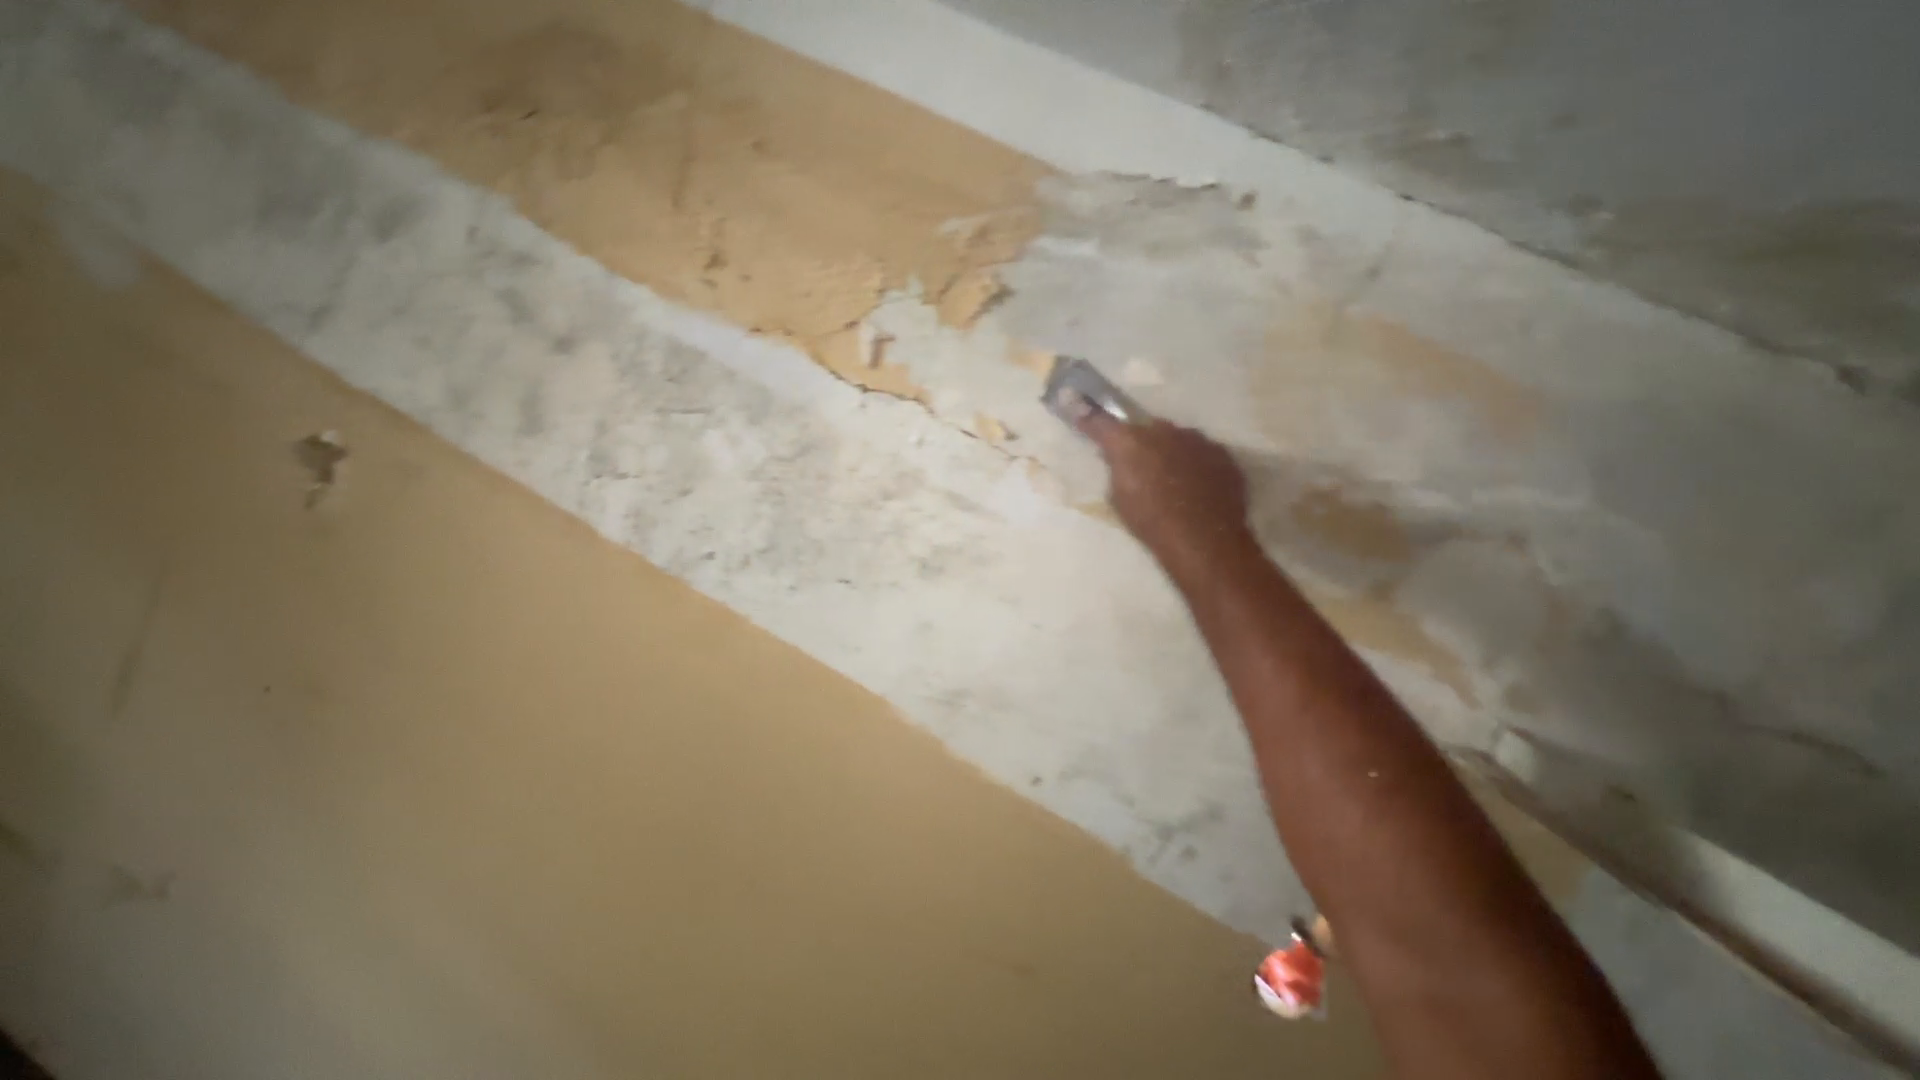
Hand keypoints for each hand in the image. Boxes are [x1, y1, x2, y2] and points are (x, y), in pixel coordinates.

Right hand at [1075, 408, 1253, 572]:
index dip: (1089, 415)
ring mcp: (1198, 440)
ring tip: (1173, 480)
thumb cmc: (1150, 522)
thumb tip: (1116, 457)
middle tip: (1141, 464)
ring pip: (1179, 439)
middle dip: (1142, 441)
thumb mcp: (1119, 498)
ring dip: (1172, 452)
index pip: (1102, 422)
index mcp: (1130, 442)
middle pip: (1148, 429)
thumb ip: (1117, 469)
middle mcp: (1164, 431)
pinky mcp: (1223, 455)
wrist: (1203, 539)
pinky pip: (1203, 453)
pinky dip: (1197, 464)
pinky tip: (1197, 487)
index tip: (1078, 406)